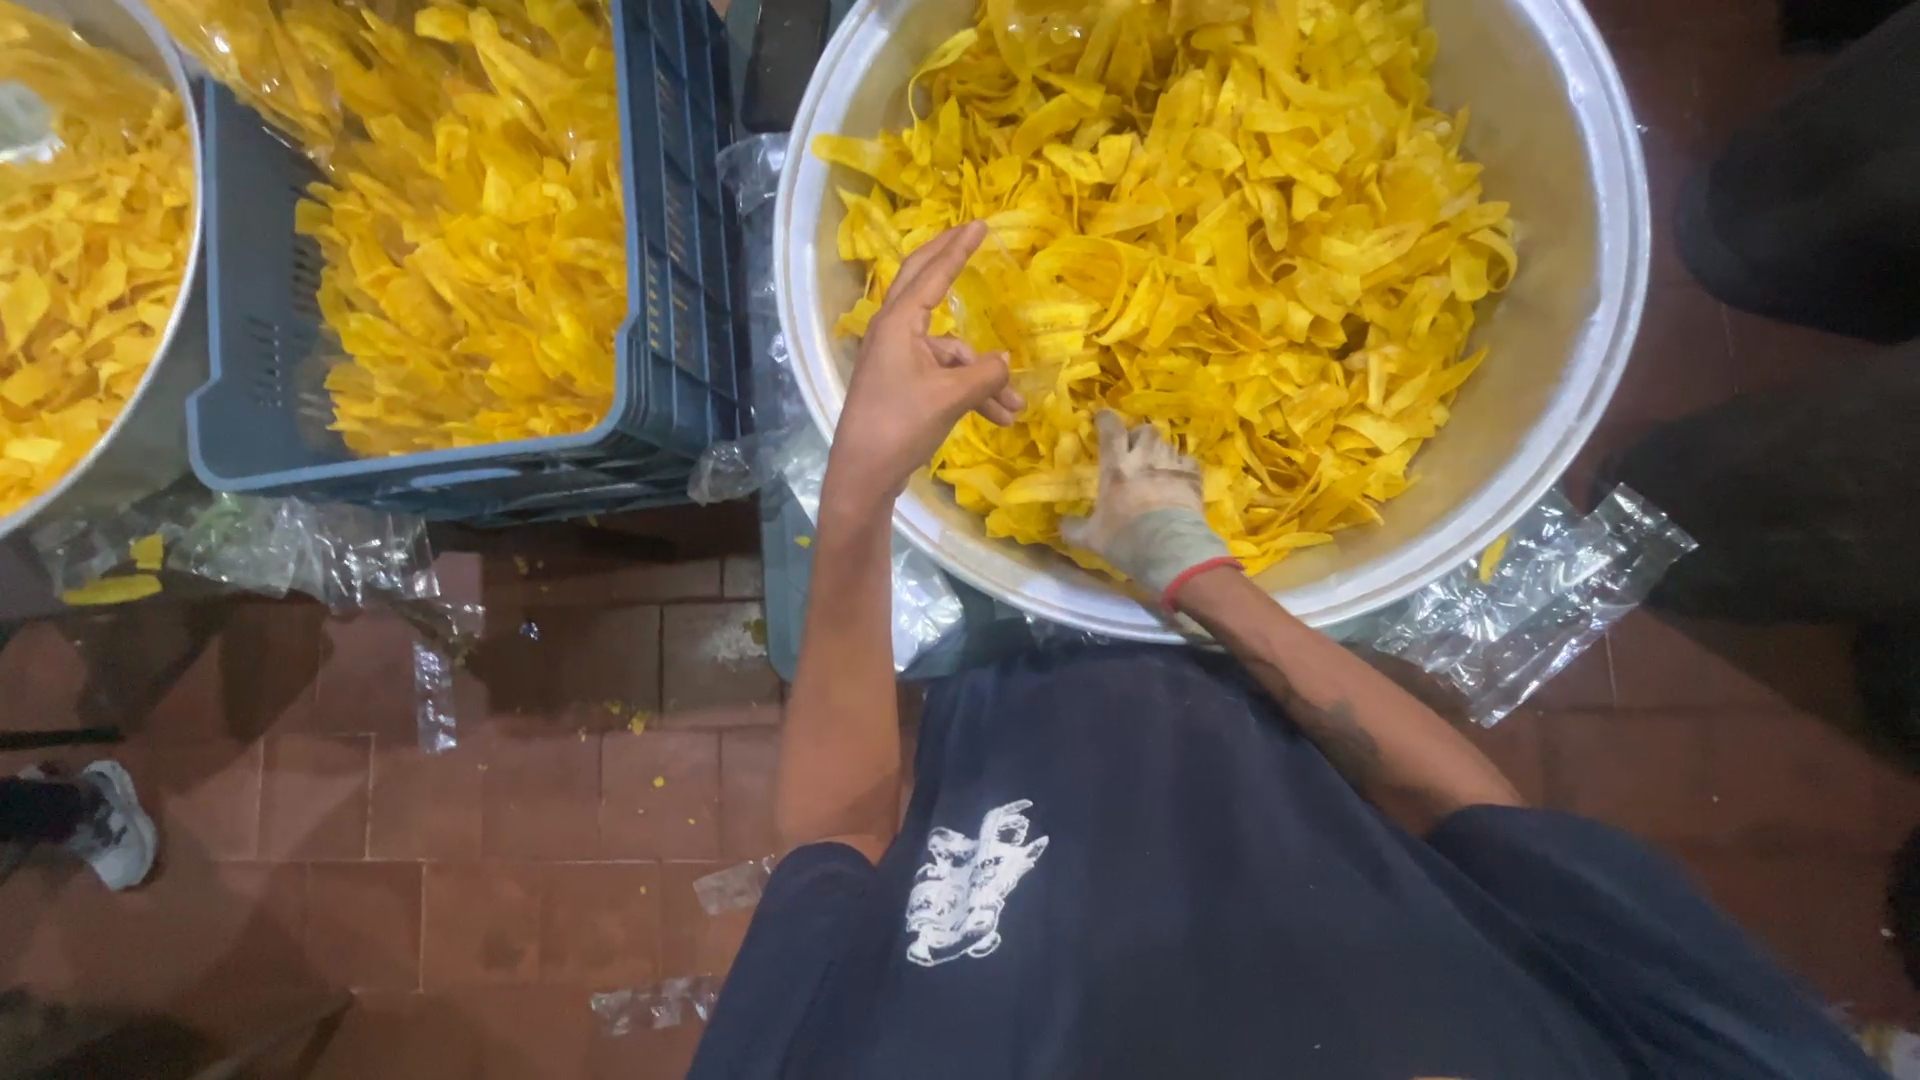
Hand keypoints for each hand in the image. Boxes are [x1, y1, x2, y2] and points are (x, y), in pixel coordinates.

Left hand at [826, 221, 1025, 507]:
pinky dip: (970, 395)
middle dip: (953, 267)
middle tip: (975, 237)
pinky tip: (996, 419)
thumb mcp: (950, 398)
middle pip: (927, 289)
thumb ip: (984, 375)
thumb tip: (1006, 363)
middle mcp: (894, 334)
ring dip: (982, 378)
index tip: (979, 224)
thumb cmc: (900, 425)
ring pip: (950, 355)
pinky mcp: (902, 388)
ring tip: (1012, 409)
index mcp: (898, 324)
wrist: (865, 474)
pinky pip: (944, 379)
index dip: (957, 248)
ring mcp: (897, 362)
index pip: (931, 273)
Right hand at [1062, 410, 1240, 607]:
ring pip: (1167, 443)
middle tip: (1134, 447)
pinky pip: (1188, 461)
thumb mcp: (1092, 538)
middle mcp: (1145, 459)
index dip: (1106, 419)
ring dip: (1159, 450)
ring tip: (1155, 463)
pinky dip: (1182, 465)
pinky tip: (1178, 475)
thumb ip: (1074, 529)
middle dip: (1138, 434)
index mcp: (1116, 468)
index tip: (1101, 417)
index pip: (1111, 430)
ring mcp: (1171, 467)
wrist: (1170, 549)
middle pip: (1145, 430)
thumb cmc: (1126, 539)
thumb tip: (1060, 525)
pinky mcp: (1193, 479)